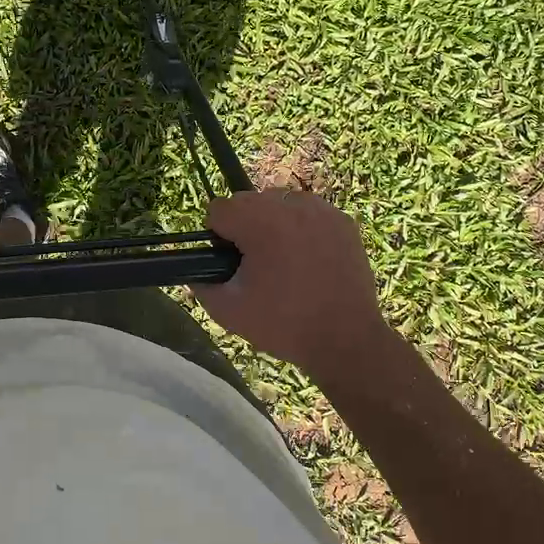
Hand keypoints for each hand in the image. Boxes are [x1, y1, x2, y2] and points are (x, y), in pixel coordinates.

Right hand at [192, 191, 389, 377]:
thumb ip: (200, 283)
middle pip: (247, 201)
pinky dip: (302, 227)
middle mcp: (289, 205)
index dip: (219, 237)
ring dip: (273, 223)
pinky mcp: (341, 220)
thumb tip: (195, 269)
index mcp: (258, 221)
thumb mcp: (228, 310)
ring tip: (285, 261)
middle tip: (259, 266)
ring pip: (278, 202)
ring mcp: (320, 210)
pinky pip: (308, 212)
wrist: (347, 341)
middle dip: (246, 227)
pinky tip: (310, 258)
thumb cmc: (284, 325)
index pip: (219, 209)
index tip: (233, 263)